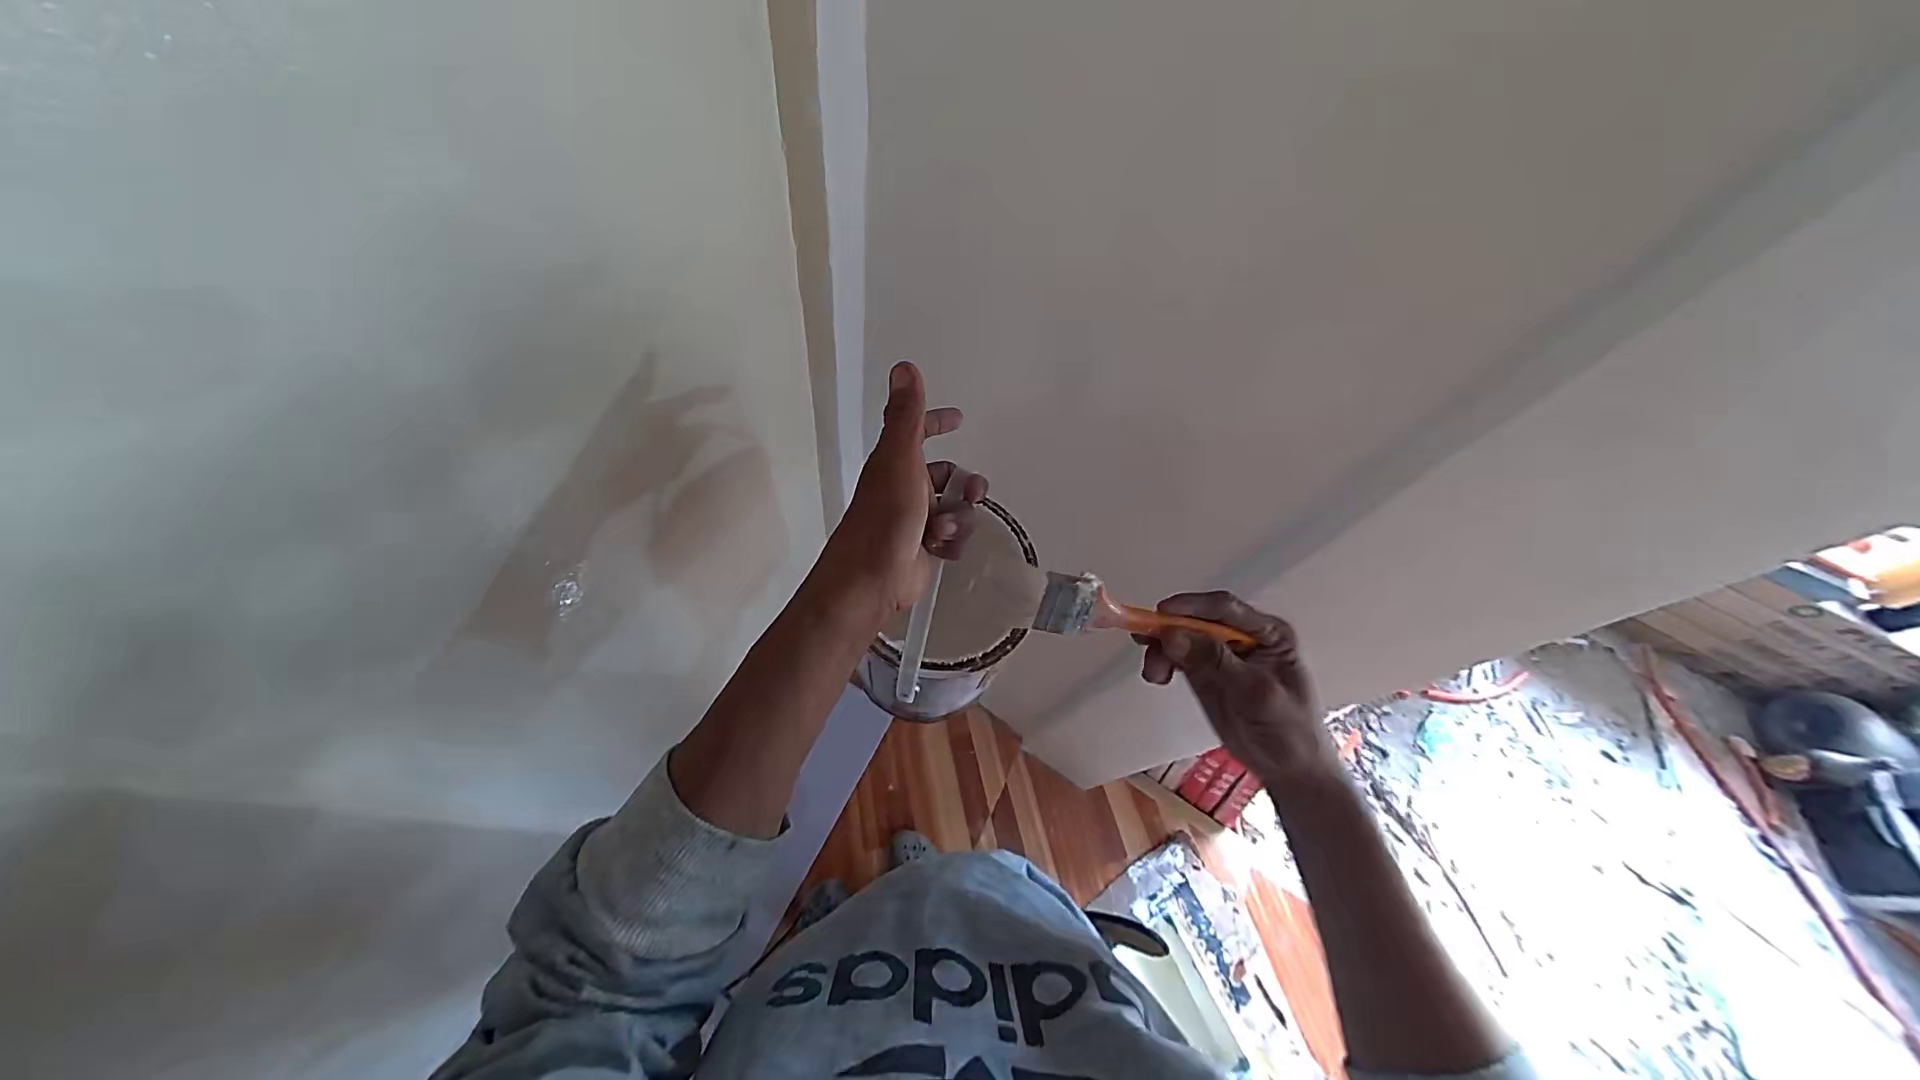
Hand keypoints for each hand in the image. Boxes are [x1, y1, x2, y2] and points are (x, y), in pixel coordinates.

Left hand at [817, 361, 985, 616]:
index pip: (919, 432)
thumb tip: (904, 369)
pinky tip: (939, 549)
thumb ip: (906, 415)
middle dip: (965, 484)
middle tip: (971, 493)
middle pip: (948, 475)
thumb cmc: (884, 520)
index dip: (938, 422)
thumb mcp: (900, 459)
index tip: (957, 419)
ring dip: (958, 519)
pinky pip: (954, 537)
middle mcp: (905, 488)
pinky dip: (952, 542)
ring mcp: (915, 519)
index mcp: (896, 463)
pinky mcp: (924, 547)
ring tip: (940, 532)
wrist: (875, 578)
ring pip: (956, 509)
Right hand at [1136, 592, 1340, 786]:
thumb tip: (1173, 635)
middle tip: (1148, 646)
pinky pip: (1177, 656)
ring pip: (1182, 637)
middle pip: (1197, 620)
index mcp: (1267, 633)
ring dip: (1162, 649)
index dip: (1191, 606)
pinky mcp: (1205, 671)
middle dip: (1170, 632)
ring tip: (1155, 674)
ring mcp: (1222, 654)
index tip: (1161, 613)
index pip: (1224, 608)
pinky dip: (1162, 662)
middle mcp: (1243, 637)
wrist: (1289, 769)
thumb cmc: (1289, 731)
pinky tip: (1158, 676)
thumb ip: (1215, 662)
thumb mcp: (1256, 693)